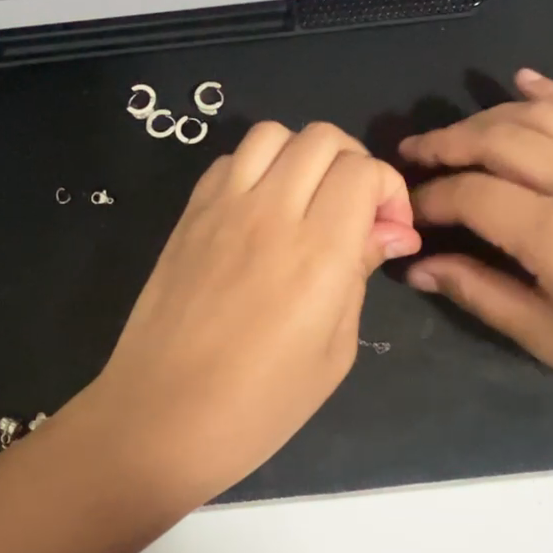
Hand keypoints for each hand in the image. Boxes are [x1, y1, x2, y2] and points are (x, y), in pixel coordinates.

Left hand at [79, 121, 418, 502]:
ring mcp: (223, 207)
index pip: (363, 171)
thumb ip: (361, 275)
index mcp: (318, 252)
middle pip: (322, 137)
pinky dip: (256, 168)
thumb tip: (391, 232)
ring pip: (273, 133)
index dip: (389, 190)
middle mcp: (271, 212)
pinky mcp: (189, 214)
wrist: (160, 419)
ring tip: (307, 199)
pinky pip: (229, 159)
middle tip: (355, 211)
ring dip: (302, 155)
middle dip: (354, 163)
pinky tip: (260, 209)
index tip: (389, 231)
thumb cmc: (260, 405)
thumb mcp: (334, 352)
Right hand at [400, 69, 552, 431]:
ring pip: (537, 115)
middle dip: (444, 144)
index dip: (429, 199)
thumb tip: (418, 267)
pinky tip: (523, 81)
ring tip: (455, 134)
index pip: (469, 193)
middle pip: (495, 138)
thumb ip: (480, 293)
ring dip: (486, 116)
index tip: (409, 212)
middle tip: (412, 156)